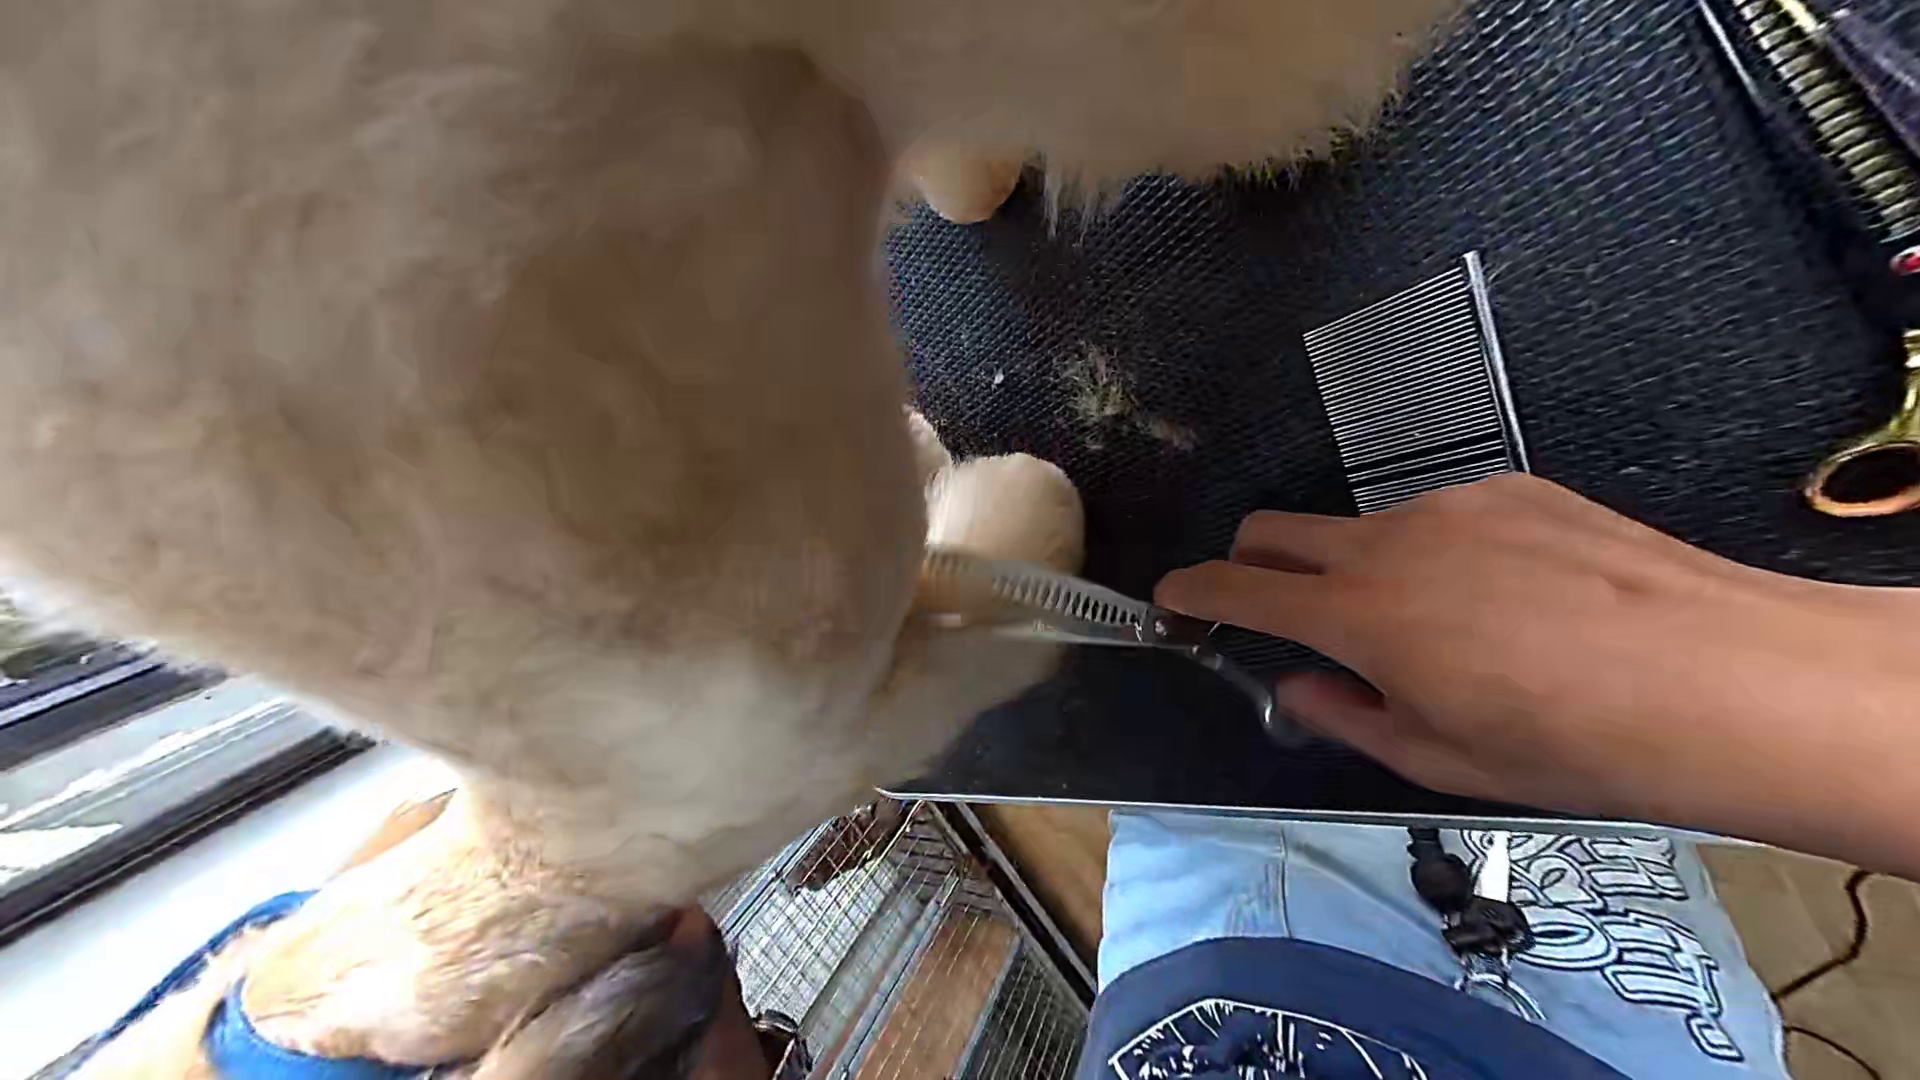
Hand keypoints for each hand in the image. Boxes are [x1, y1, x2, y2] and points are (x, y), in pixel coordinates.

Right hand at [1155, 474, 1919, 873]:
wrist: (1748, 685)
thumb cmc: (1574, 743)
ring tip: (1436, 619)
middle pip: (1268, 528)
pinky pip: (1432, 517)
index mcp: (1356, 614)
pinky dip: (1430, 552)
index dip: (1188, 589)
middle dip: (1248, 563)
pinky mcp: (1504, 487)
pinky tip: (1502, 592)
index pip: (1234, 585)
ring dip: (1354, 568)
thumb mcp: (1436, 756)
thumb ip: (1341, 713)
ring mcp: (1444, 505)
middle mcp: (1383, 543)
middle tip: (1281, 607)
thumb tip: (1297, 683)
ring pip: (1355, 528)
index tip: (1170, 597)